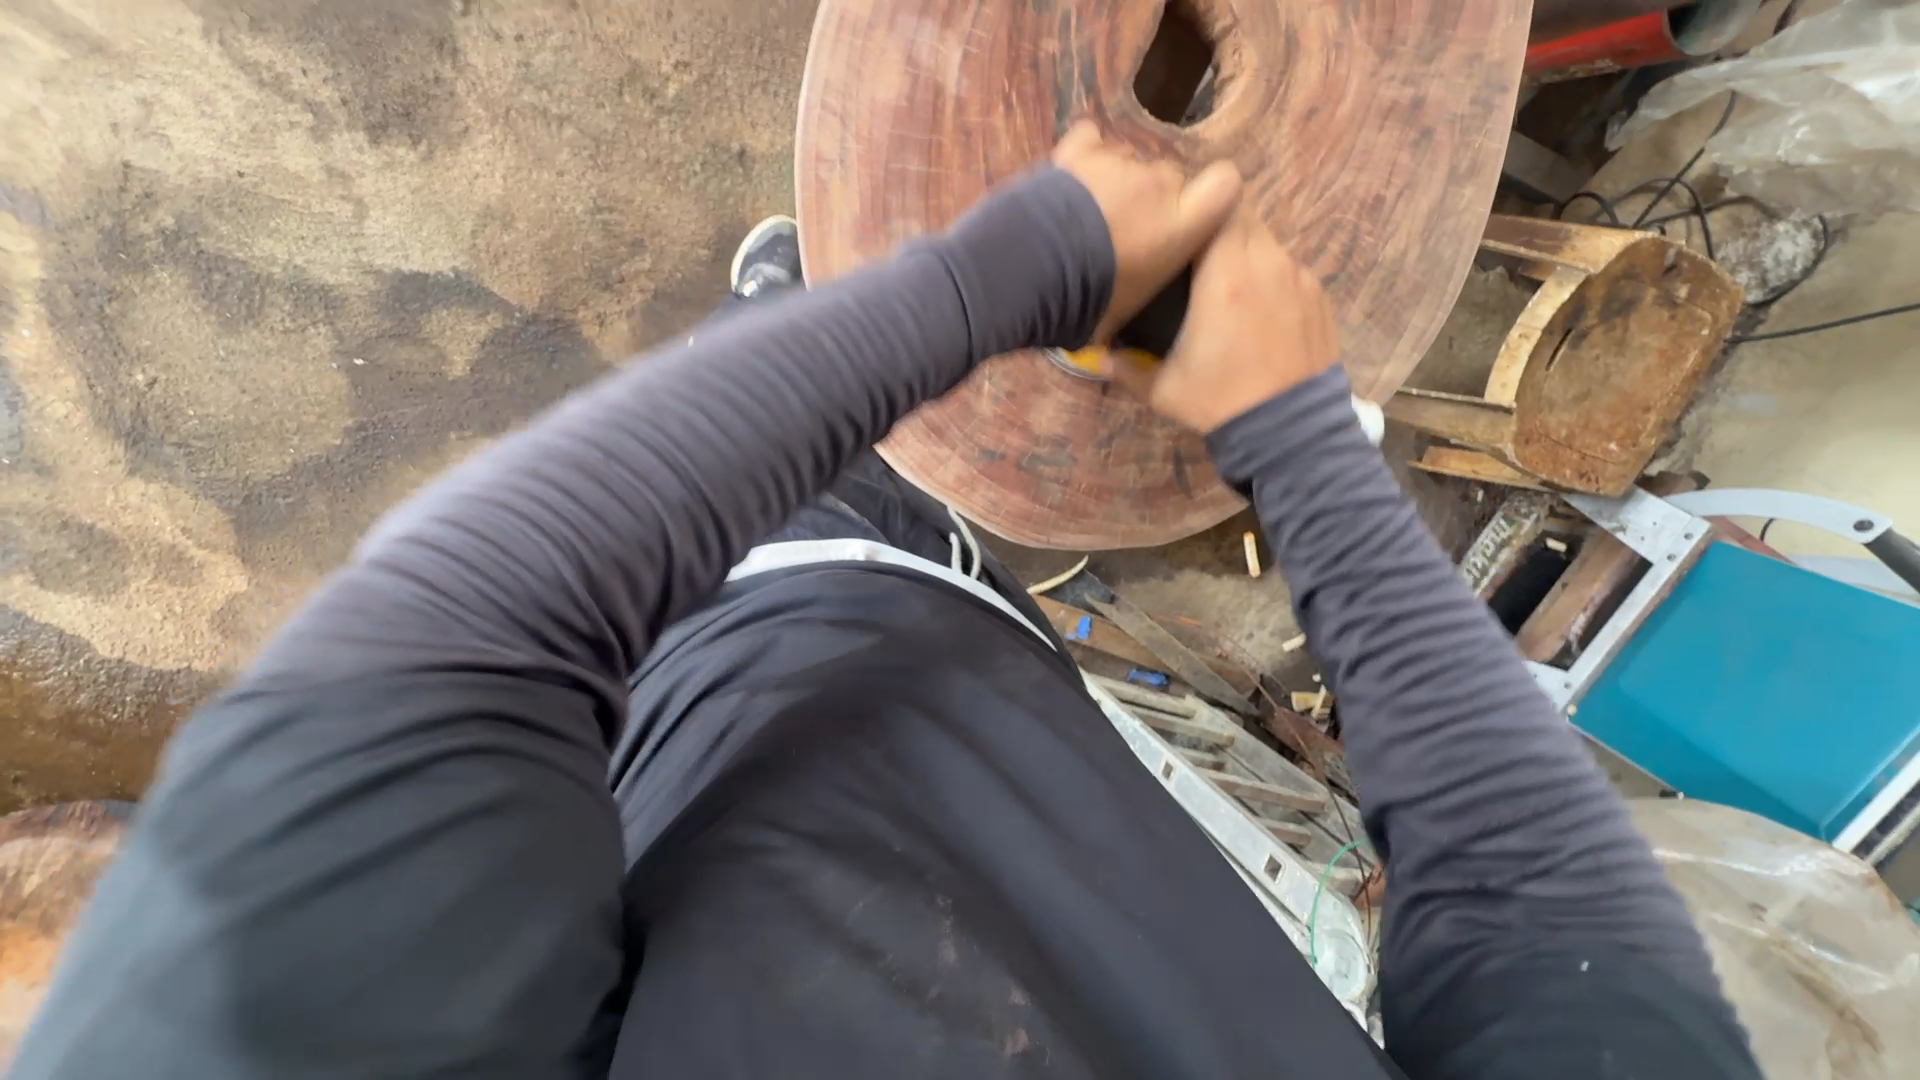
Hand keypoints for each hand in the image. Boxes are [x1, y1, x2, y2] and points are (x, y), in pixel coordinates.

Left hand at [1051, 121, 1242, 343]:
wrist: (1025, 272)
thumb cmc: (1082, 304)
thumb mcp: (1120, 317)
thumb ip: (1140, 299)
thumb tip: (1120, 335)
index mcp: (1180, 225)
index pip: (1227, 185)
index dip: (1213, 197)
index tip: (1192, 217)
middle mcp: (1159, 185)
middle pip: (1172, 179)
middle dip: (1154, 200)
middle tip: (1123, 232)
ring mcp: (1120, 163)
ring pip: (1134, 161)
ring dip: (1118, 183)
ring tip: (1087, 215)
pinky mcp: (1080, 151)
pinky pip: (1094, 139)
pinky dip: (1087, 155)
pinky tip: (1073, 179)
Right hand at [1109, 209, 1340, 432]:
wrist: (1290, 430)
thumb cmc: (1220, 401)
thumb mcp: (1162, 389)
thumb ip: (1124, 366)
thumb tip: (1094, 356)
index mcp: (1226, 274)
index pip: (1215, 209)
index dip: (1196, 214)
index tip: (1178, 235)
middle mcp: (1268, 262)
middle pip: (1244, 217)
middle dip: (1219, 230)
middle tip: (1196, 261)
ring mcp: (1300, 277)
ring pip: (1268, 243)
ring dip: (1247, 255)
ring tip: (1228, 290)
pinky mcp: (1320, 296)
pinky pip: (1290, 271)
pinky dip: (1272, 280)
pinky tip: (1260, 315)